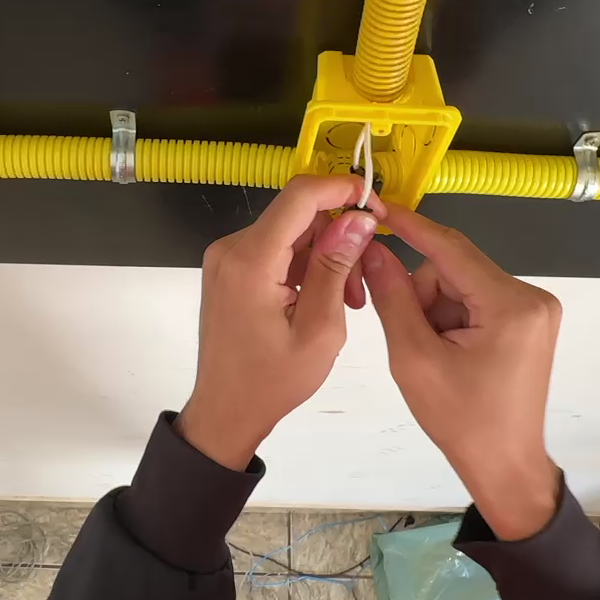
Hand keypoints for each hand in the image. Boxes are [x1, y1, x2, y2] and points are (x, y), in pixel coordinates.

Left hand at [177, 176, 384, 469]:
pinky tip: (320, 299)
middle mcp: (231, 249)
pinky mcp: (229, 269)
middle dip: (337, 238)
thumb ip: (336, 266)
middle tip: (360, 282)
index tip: (374, 204)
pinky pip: (274, 250)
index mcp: (250, 261)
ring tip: (344, 300)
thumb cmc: (270, 381)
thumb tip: (358, 218)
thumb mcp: (320, 328)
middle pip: (296, 215)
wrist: (226, 410)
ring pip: (289, 233)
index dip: (341, 189)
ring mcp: (226, 258)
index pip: (300, 195)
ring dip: (323, 257)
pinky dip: (302, 266)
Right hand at [360, 206, 563, 539]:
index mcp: (511, 306)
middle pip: (453, 269)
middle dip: (422, 297)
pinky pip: (473, 300)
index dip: (410, 226)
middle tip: (411, 339)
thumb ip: (392, 297)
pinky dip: (450, 319)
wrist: (504, 465)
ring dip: (435, 311)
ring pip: (460, 285)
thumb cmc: (460, 420)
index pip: (451, 248)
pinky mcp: (527, 321)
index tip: (377, 207)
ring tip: (433, 354)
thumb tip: (373, 250)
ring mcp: (534, 309)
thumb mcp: (414, 358)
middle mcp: (532, 297)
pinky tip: (448, 353)